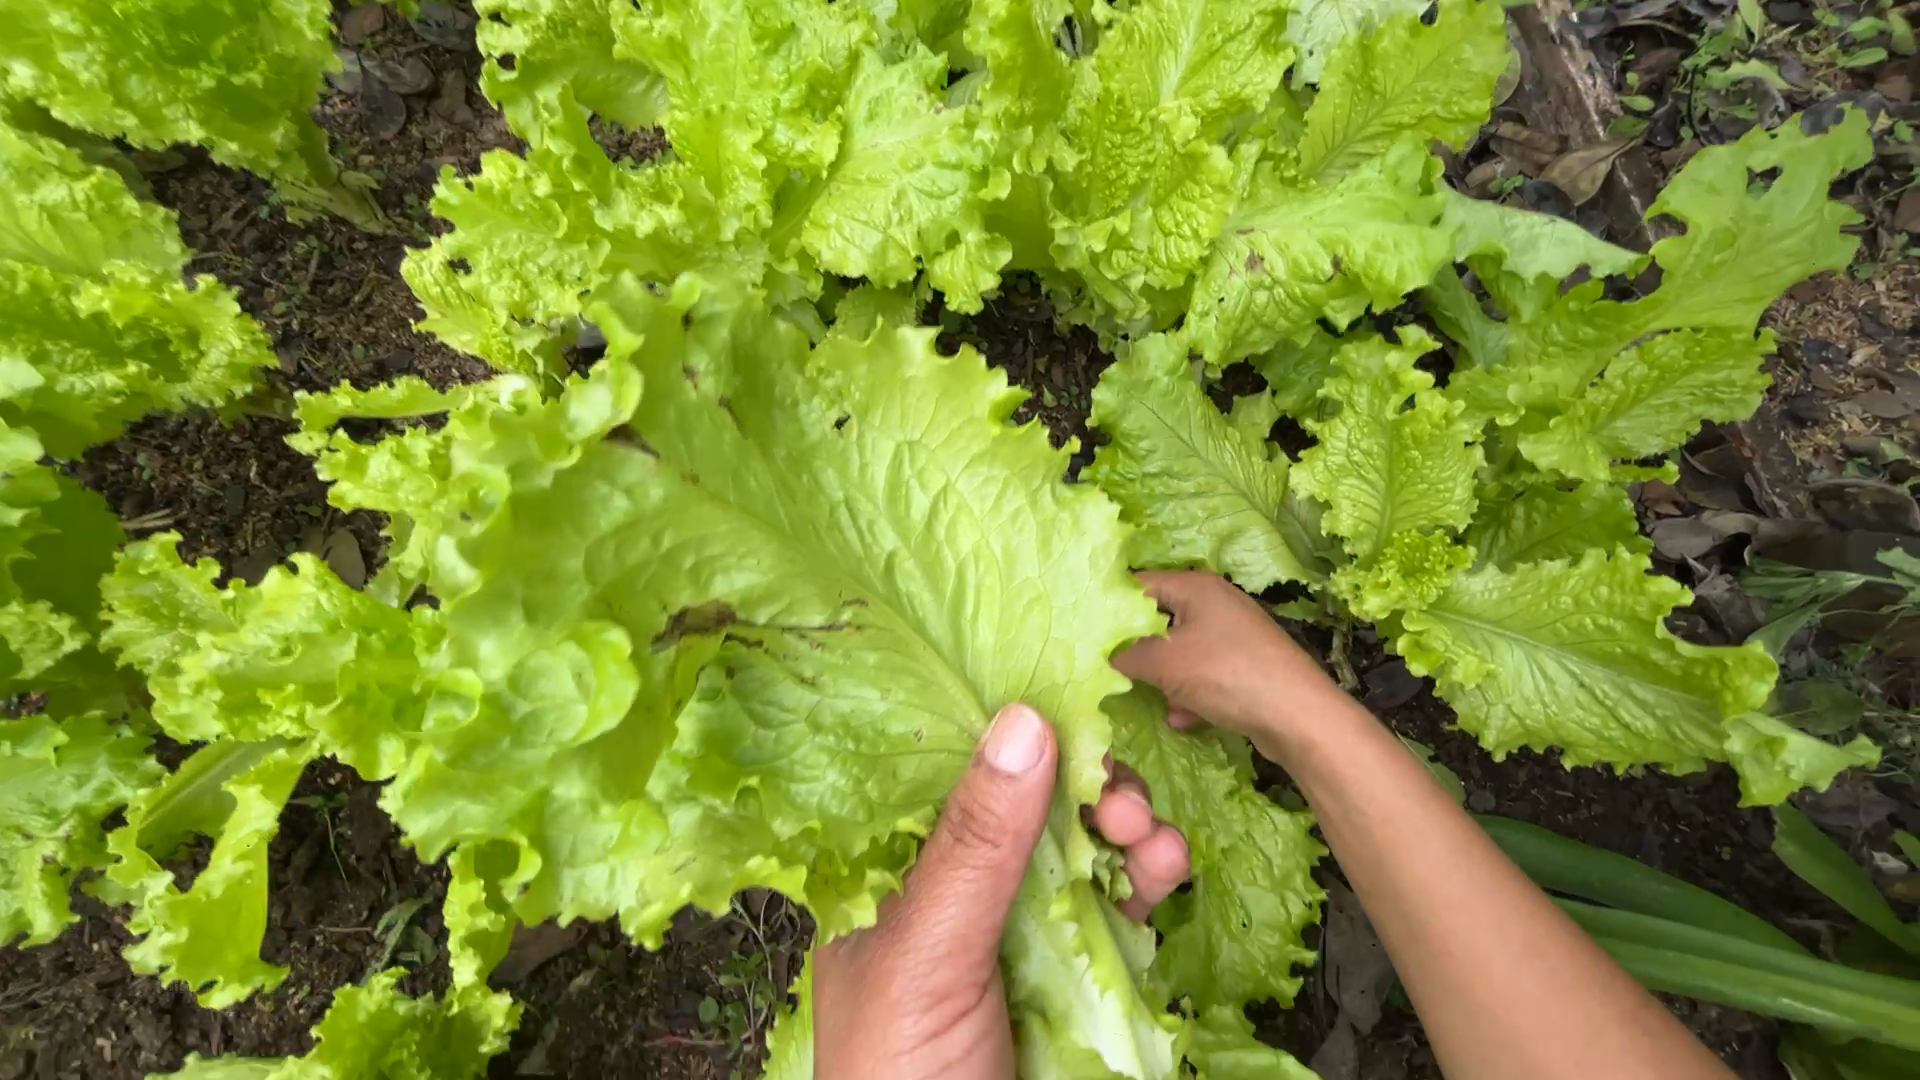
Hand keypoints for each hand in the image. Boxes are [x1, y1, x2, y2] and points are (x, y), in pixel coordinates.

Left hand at [812, 704, 1190, 1079]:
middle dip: (1079, 781)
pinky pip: (1116, 897)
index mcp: (897, 875)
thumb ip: (974, 848)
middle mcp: (959, 889)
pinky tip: (1166, 864)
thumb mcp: (926, 957)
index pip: (949, 776)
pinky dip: (1146, 872)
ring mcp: (1021, 924)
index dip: (1004, 735)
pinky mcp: (1077, 963)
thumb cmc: (906, 1079)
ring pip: (1077, 842)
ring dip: (1122, 821)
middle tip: (1116, 786)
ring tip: (1147, 828)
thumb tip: (1021, 722)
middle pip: (1024, 802)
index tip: (1056, 701)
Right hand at [1113, 570, 1335, 739]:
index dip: (1108, 604)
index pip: (1137, 584)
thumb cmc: (1227, 674)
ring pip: (1179, 650)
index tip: (1083, 629)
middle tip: (1104, 664)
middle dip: (1134, 646)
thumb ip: (1123, 655)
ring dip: (1161, 676)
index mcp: (1195, 586)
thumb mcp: (1163, 663)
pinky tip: (1182, 718)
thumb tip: (1097, 655)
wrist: (1300, 718)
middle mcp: (1214, 603)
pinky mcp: (1243, 667)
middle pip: (1158, 619)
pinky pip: (1202, 675)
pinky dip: (1188, 694)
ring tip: (1146, 696)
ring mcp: (1231, 635)